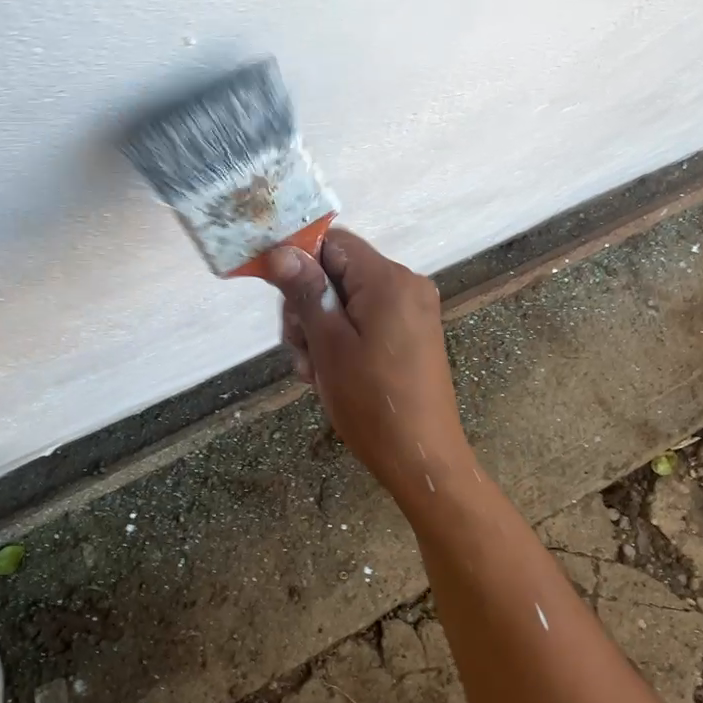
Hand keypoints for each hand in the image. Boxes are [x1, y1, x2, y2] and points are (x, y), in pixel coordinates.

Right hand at [264, 229, 471, 497]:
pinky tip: (330, 374)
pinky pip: (366, 319)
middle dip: (308, 306)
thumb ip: (305, 291)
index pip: (333, 242)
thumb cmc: (371, 402)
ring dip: (321, 330)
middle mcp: (406, 284)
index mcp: (388, 279)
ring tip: (314, 372)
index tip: (280, 297)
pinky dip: (343, 339)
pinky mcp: (412, 334)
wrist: (422, 459)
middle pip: (338, 272)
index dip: (301, 263)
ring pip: (347, 300)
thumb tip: (282, 250)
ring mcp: (412, 310)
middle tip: (300, 350)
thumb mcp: (328, 344)